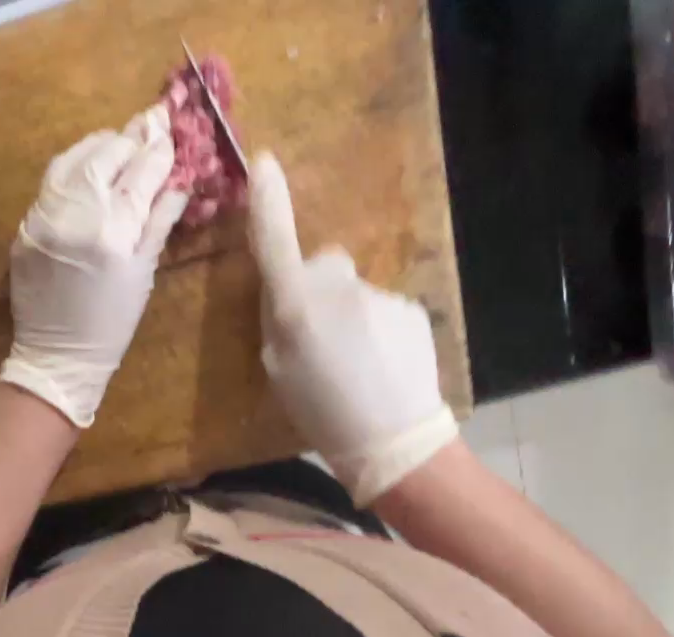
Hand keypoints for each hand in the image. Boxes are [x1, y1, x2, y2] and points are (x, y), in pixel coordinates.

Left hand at [0, 107, 189, 427]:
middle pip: (107, 155)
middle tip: (149, 126)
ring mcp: (44, 219)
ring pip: (74, 159)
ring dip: (100, 146)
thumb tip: (179, 180)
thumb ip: (159, 223)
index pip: (141, 173)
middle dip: (132, 138)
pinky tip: (87, 169)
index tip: (171, 131)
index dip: (159, 149)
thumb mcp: (142, 276)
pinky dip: (72, 168)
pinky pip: (51, 183)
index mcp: (113, 233)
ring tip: (118, 143)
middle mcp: (76, 216)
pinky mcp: (25, 227)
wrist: (56, 356)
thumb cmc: (110, 325)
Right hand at [248, 153, 457, 504]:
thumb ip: (277, 321)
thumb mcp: (276, 370)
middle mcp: (336, 286)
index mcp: (294, 306)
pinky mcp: (409, 305)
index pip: (275, 241)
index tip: (264, 163)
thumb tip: (285, 289)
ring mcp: (377, 293)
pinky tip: (379, 364)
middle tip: (315, 341)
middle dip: (315, 290)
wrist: (391, 437)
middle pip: (319, 267)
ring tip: (353, 364)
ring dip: (347, 315)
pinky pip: (380, 307)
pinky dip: (375, 328)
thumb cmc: (318, 412)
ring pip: (350, 291)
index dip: (267, 202)